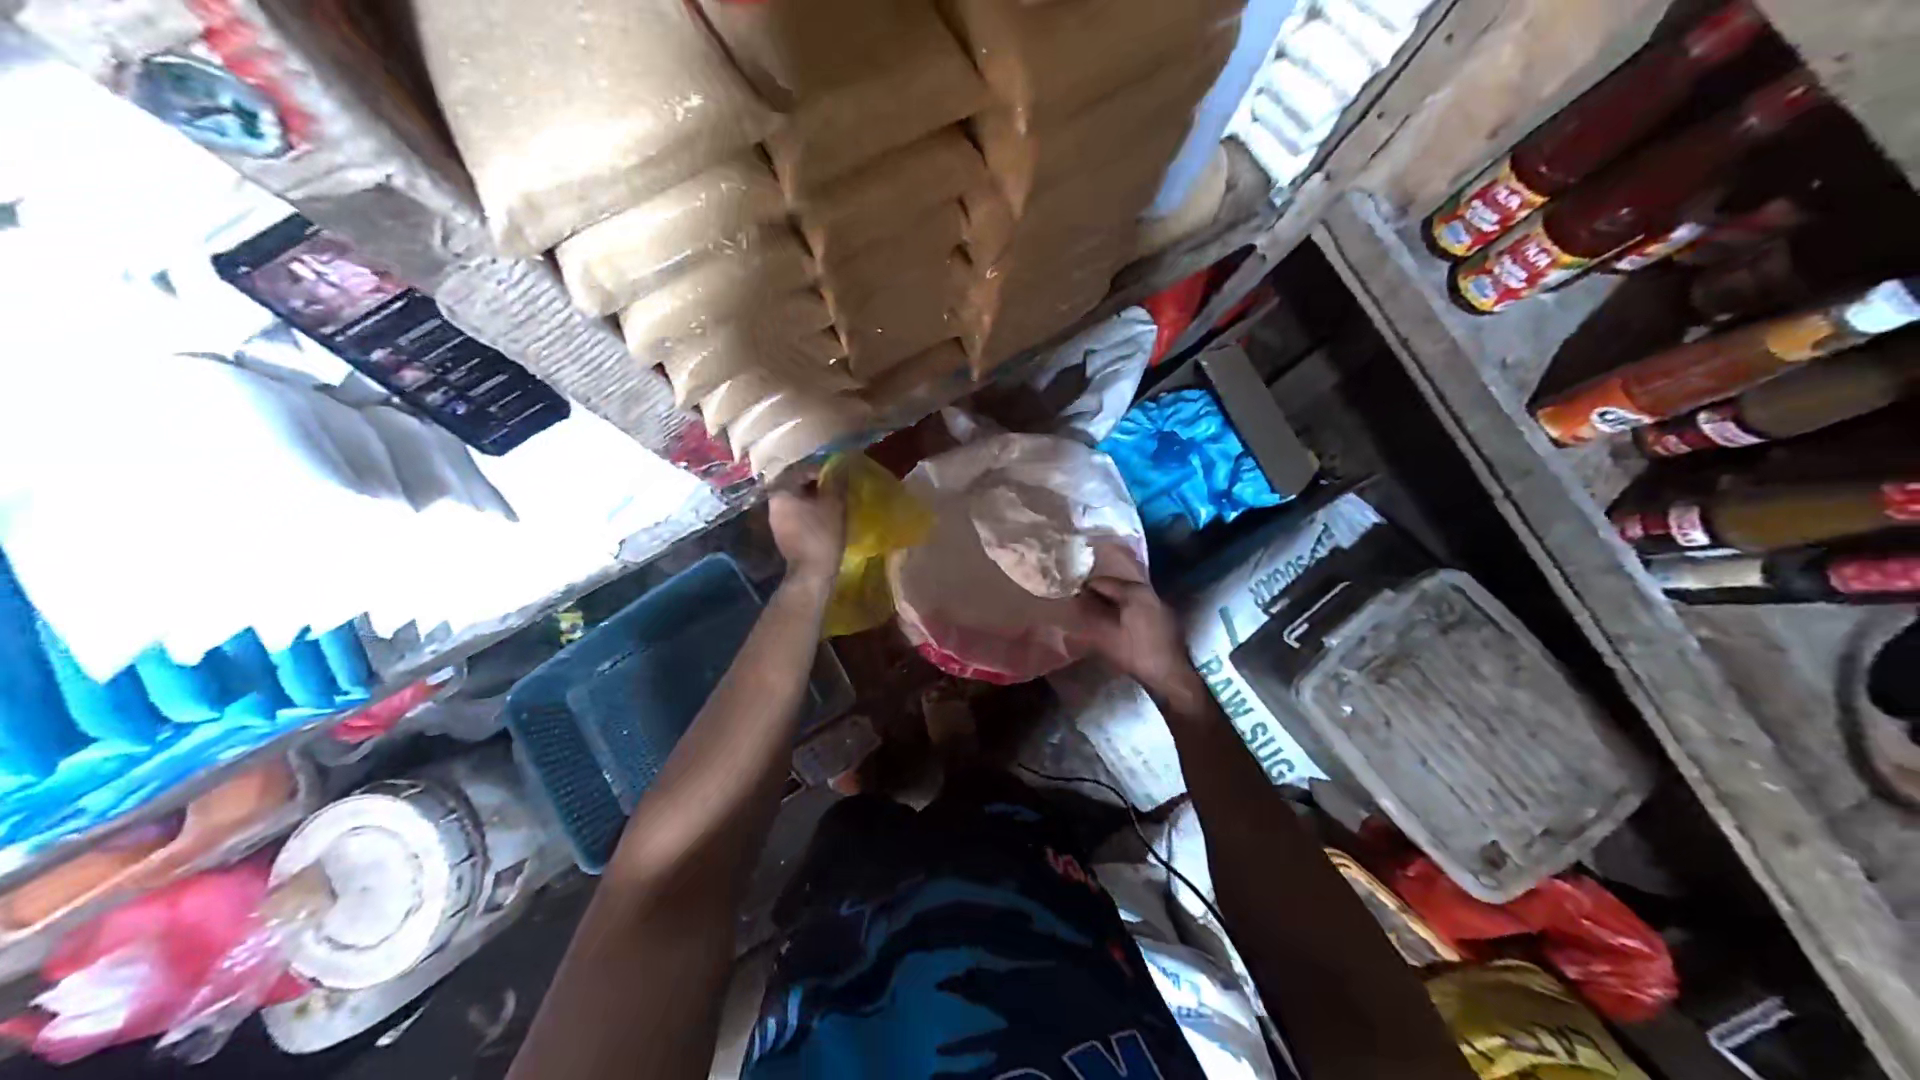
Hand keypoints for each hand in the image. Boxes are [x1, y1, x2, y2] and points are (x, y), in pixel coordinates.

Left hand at [768, 471, 845, 584]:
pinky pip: (795, 513)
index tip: (836, 476)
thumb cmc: (822, 533)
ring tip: (831, 501)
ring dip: (812, 498)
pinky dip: (808, 511)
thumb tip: (839, 468)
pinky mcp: (782, 533)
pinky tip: (823, 516)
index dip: (820, 470)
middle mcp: (773, 504)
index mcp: (781, 492)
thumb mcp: (834, 504)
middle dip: (815, 484)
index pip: (799, 470)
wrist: (811, 572)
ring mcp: (775, 520)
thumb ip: (835, 483)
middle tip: (834, 487)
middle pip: (794, 485)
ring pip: (795, 500)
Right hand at [1074, 576, 1198, 700]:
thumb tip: (1074, 608)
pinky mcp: (1166, 617)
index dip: (1085, 589)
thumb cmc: (1137, 654)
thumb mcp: (1106, 638)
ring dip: (1114, 603)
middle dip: (1100, 595)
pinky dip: (1127, 610)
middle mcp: (1149, 592)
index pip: (1103, 582)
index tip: (1073, 598)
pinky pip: (1141, 606)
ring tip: (1098, 614)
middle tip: (1083, 606)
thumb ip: (1089, 620)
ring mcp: (1160, 604)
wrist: (1172, 675)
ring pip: (1130, 597)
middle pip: (1118, 587)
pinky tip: (1119, 623)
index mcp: (1134, 592)